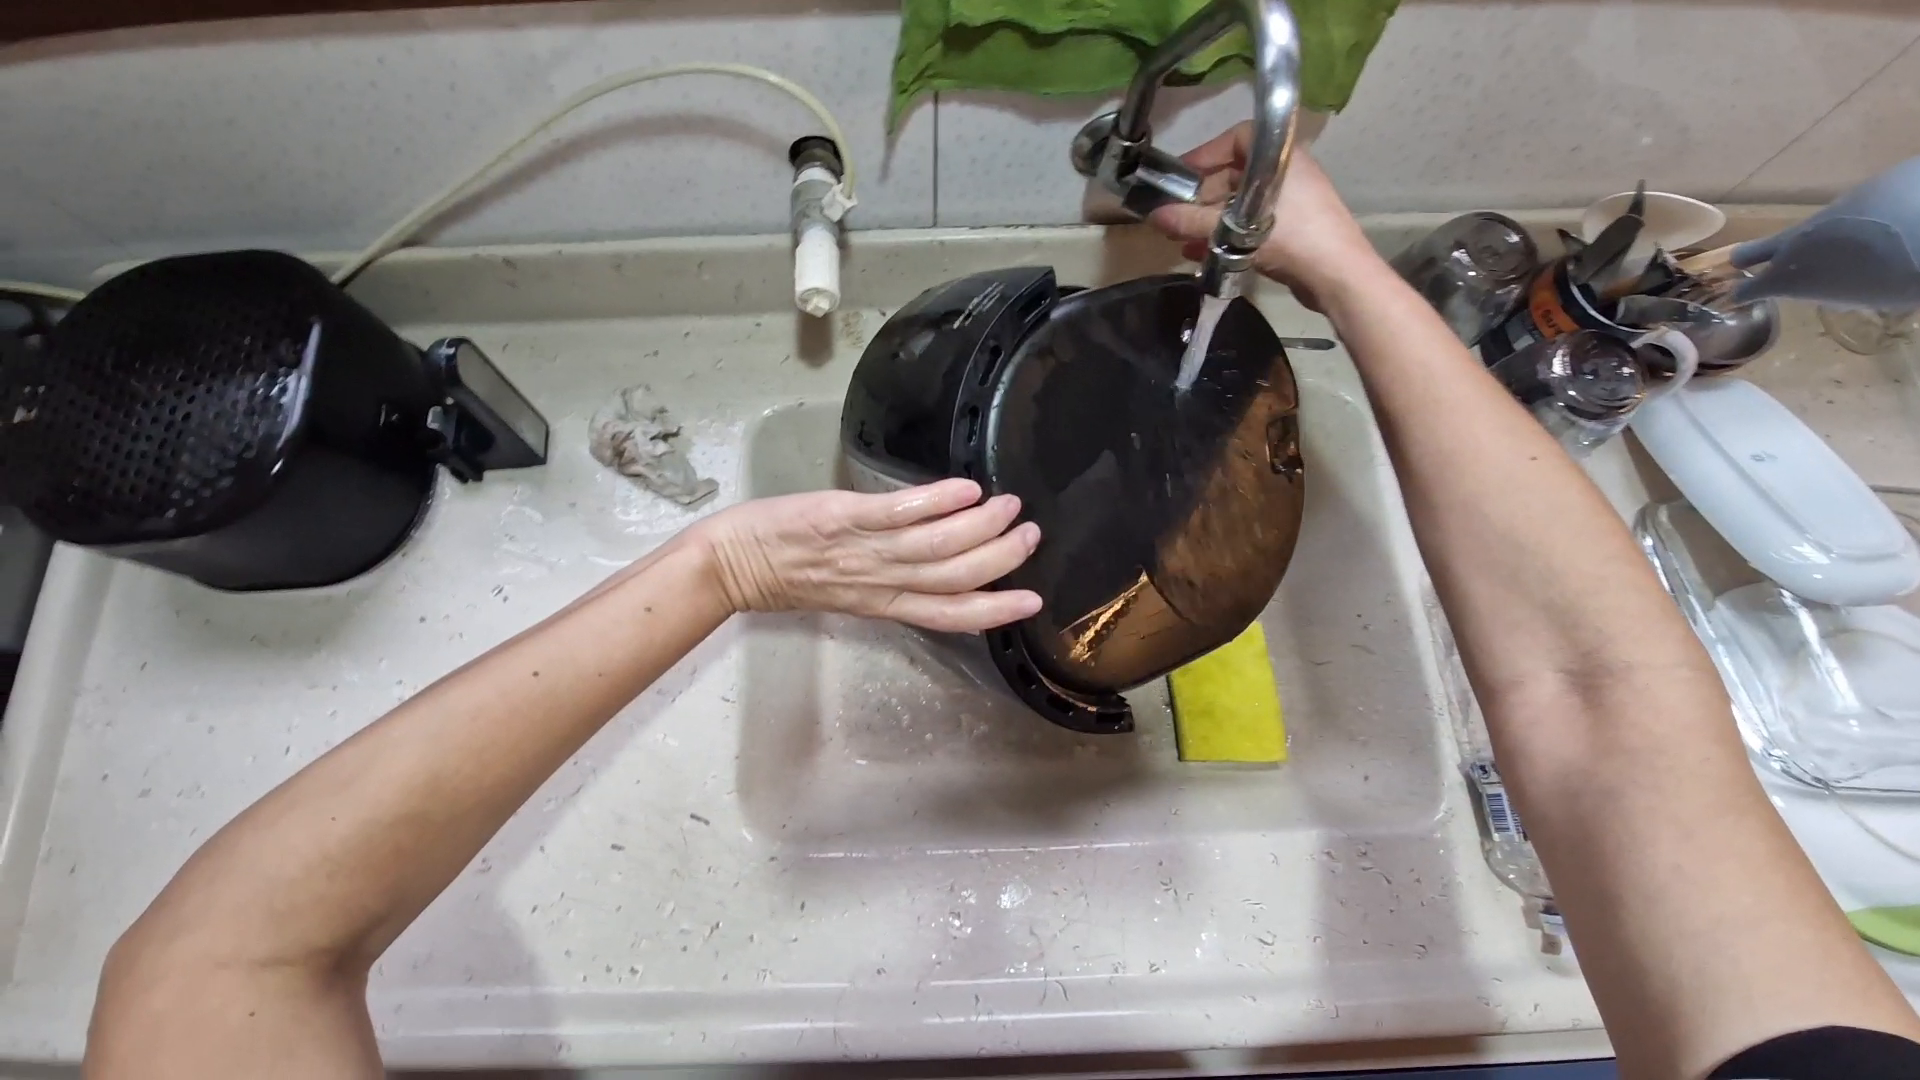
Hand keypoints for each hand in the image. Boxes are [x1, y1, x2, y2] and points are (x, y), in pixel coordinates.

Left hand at [696, 478, 1043, 632]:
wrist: (731, 564)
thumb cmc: (785, 579)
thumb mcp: (846, 593)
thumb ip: (889, 582)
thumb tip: (931, 562)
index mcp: (884, 604)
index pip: (950, 614)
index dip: (995, 610)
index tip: (1033, 600)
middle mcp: (882, 582)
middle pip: (955, 576)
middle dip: (1001, 558)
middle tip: (1031, 534)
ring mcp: (865, 549)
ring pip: (937, 545)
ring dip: (981, 525)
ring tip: (1010, 506)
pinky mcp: (845, 517)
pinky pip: (901, 511)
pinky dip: (939, 501)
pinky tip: (968, 489)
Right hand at [1147, 124, 1381, 310]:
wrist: (1338, 276)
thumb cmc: (1294, 238)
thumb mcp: (1236, 229)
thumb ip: (1193, 222)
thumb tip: (1155, 217)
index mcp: (1281, 158)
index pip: (1238, 138)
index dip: (1206, 153)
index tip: (1180, 175)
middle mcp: (1286, 174)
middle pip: (1234, 175)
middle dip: (1201, 195)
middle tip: (1176, 213)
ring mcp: (1290, 203)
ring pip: (1239, 205)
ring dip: (1209, 220)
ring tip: (1183, 238)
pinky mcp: (1289, 231)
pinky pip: (1248, 226)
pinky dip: (1225, 236)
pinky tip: (1201, 253)